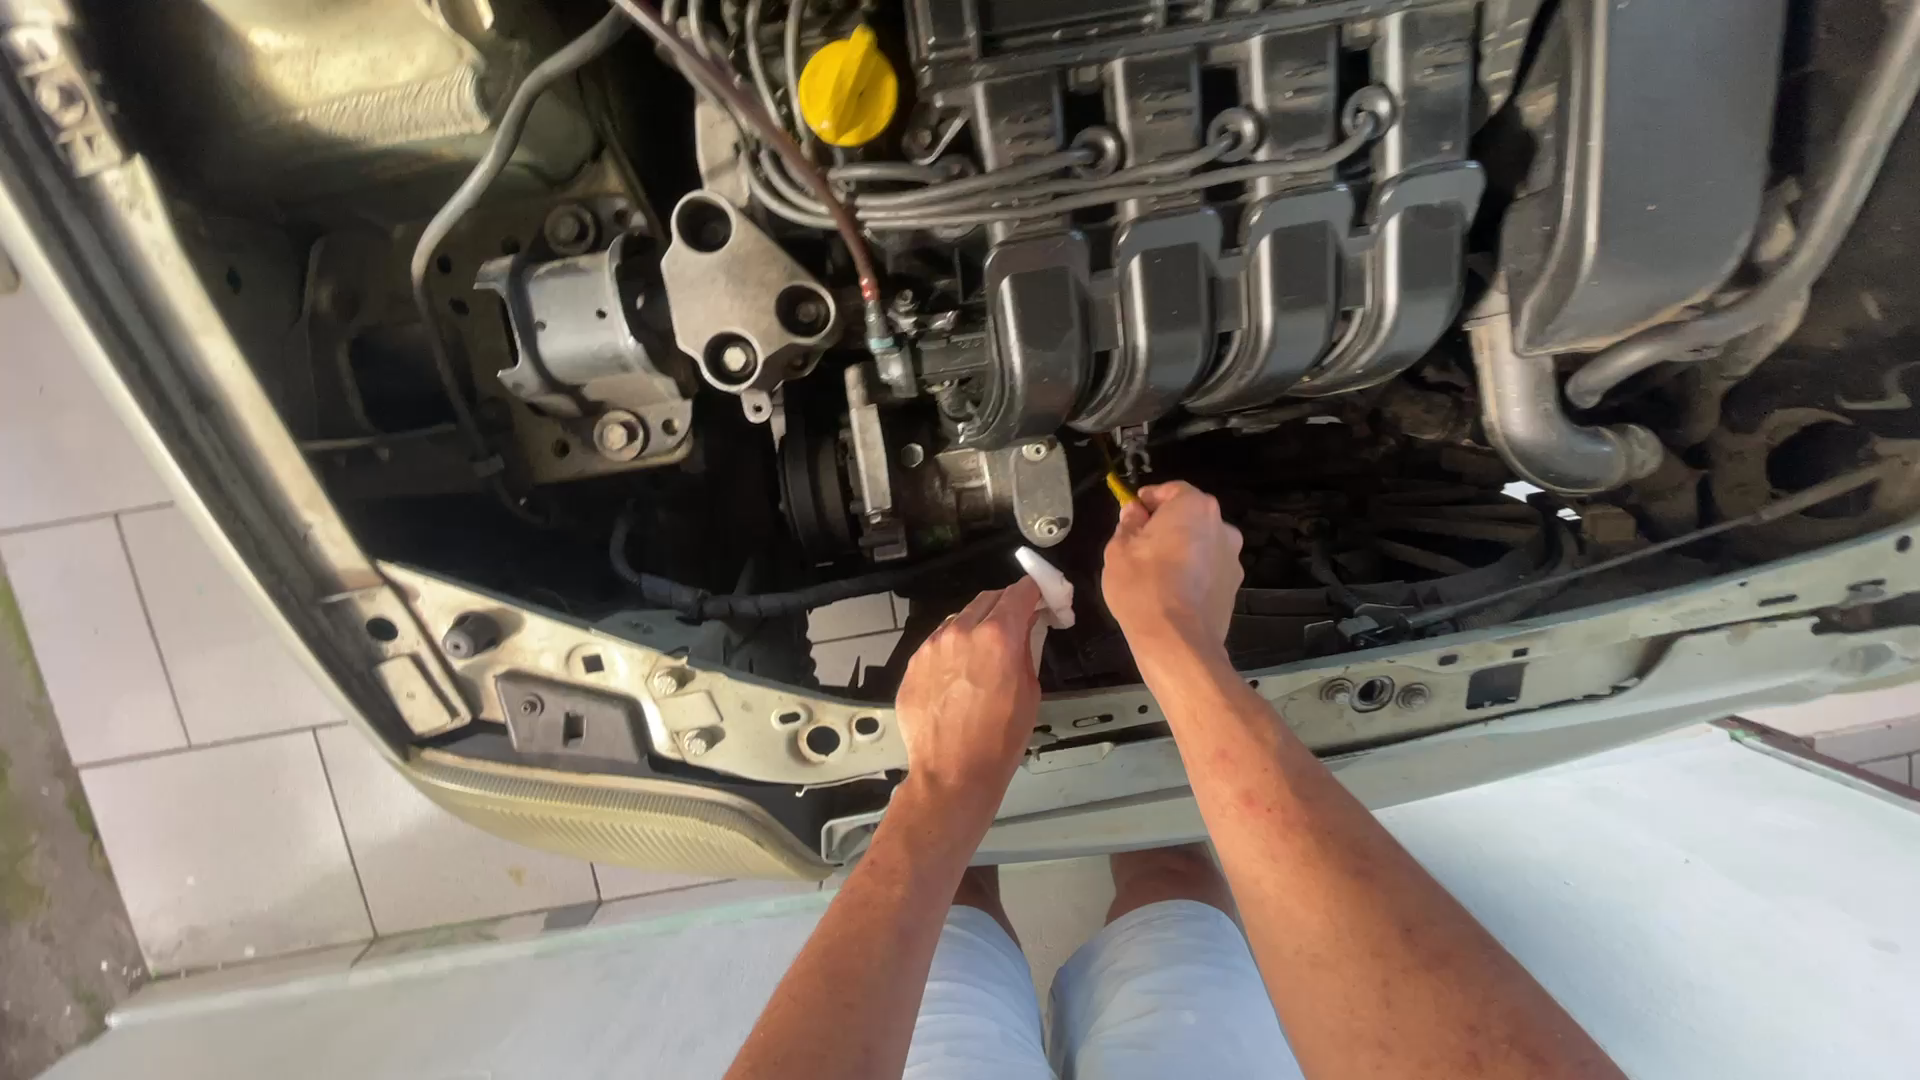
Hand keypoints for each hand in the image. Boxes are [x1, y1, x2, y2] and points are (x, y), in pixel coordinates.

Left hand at [894, 578, 1043, 823]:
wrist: (952, 772)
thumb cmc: (998, 740)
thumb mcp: (1030, 691)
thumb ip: (1027, 649)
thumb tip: (1027, 626)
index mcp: (997, 636)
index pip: (1020, 592)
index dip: (1035, 590)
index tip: (1042, 595)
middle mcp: (961, 631)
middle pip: (988, 598)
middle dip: (1006, 604)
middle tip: (1019, 620)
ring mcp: (932, 646)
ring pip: (960, 618)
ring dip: (977, 624)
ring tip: (987, 651)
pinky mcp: (913, 663)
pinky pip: (938, 642)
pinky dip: (954, 646)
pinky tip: (961, 671)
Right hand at [1102, 481, 1243, 649]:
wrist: (1176, 640)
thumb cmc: (1142, 586)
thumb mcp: (1119, 549)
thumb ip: (1128, 524)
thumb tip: (1134, 513)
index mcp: (1194, 507)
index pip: (1172, 490)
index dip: (1149, 498)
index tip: (1131, 512)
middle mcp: (1222, 526)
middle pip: (1190, 516)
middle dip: (1167, 524)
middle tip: (1140, 542)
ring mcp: (1233, 558)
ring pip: (1201, 544)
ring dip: (1182, 549)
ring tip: (1156, 572)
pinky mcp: (1234, 587)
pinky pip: (1208, 569)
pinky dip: (1193, 572)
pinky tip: (1172, 592)